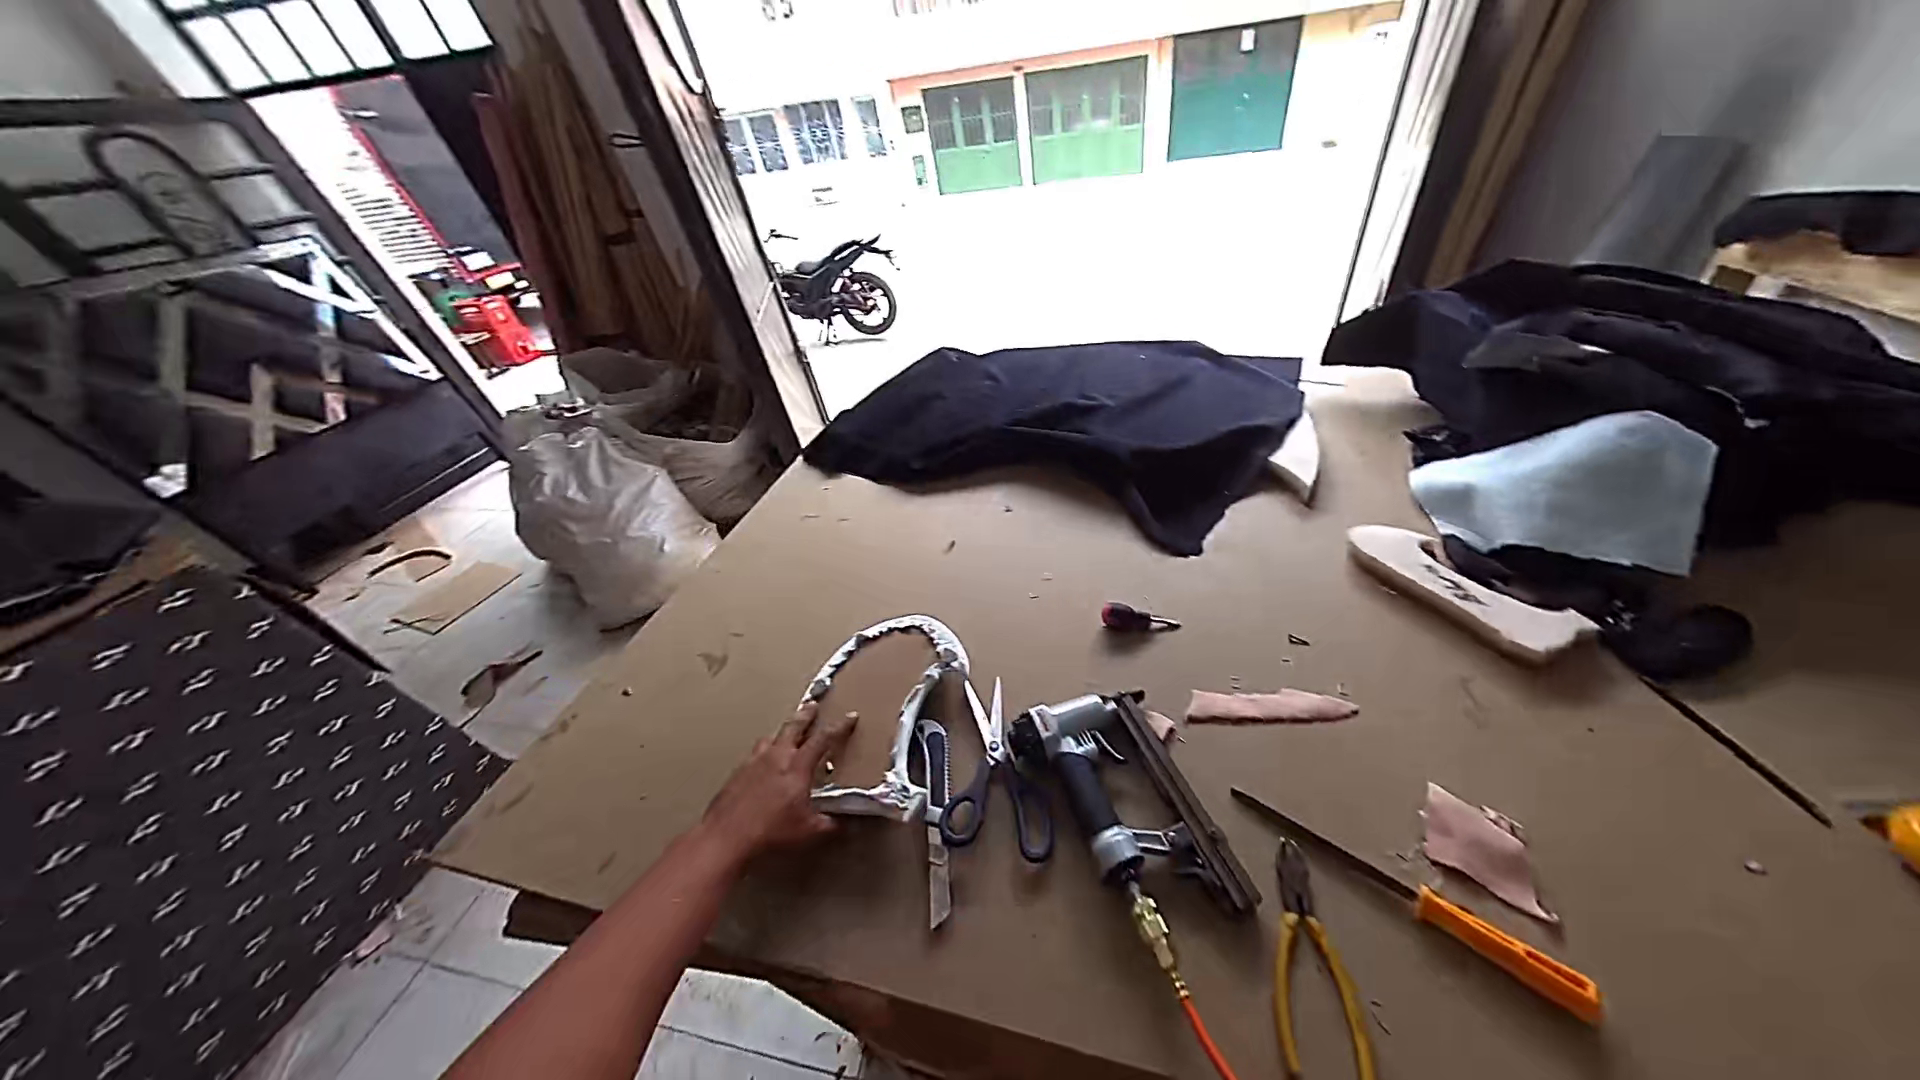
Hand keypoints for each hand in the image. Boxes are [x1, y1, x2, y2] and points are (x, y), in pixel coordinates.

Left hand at [699, 703, 856, 861]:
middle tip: (812, 705)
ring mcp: (753, 762)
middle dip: (806, 714)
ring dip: (782, 732)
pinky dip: (763, 752)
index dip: (839, 727)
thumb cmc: (770, 833)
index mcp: (797, 766)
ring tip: (785, 733)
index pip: (823, 739)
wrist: (725, 839)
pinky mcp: (736, 773)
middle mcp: (776, 757)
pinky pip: (754, 754)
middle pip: (793, 726)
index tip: (850, 717)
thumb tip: (848, 824)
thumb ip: (831, 825)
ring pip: (770, 737)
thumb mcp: (809, 832)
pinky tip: (762, 763)